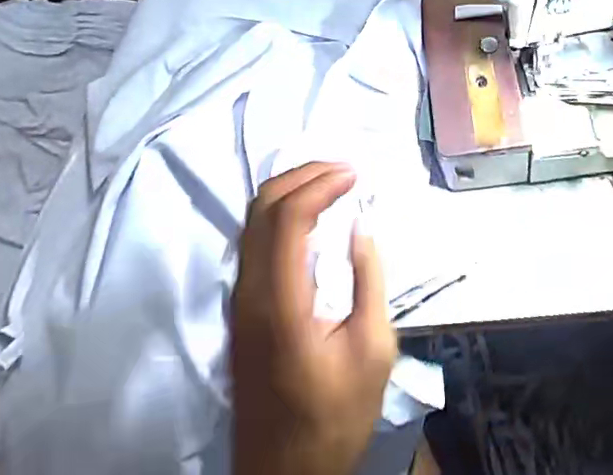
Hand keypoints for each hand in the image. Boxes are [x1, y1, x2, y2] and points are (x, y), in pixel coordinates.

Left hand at [231, 162, 397, 474]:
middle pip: (262, 207)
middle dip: (304, 174)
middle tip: (344, 169)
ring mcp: (240, 301)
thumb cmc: (334, 418)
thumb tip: (359, 227)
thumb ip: (368, 281)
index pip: (288, 217)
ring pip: (253, 221)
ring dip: (291, 189)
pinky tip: (311, 215)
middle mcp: (250, 293)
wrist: (283, 474)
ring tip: (332, 182)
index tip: (355, 173)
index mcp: (280, 303)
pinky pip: (255, 241)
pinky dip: (282, 213)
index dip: (321, 183)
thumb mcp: (372, 352)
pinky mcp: (242, 310)